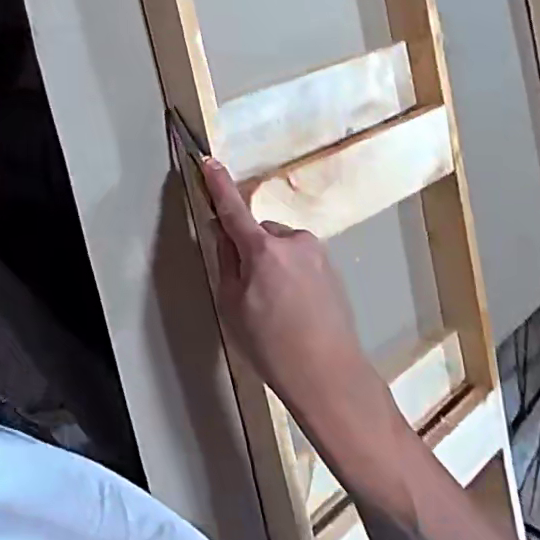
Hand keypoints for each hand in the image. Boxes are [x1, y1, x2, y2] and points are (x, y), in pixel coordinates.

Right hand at [198, 156, 370, 406]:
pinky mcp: (331, 267)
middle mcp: (293, 242)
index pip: (232, 208)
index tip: (208, 160)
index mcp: (263, 250)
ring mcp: (317, 254)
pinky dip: (290, 274)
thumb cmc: (273, 347)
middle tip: (249, 292)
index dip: (217, 183)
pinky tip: (294, 309)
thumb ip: (226, 260)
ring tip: (275, 307)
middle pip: (257, 232)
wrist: (331, 378)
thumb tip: (224, 233)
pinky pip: (298, 259)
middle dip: (248, 250)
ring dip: (271, 263)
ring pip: (278, 246)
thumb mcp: (232, 304)